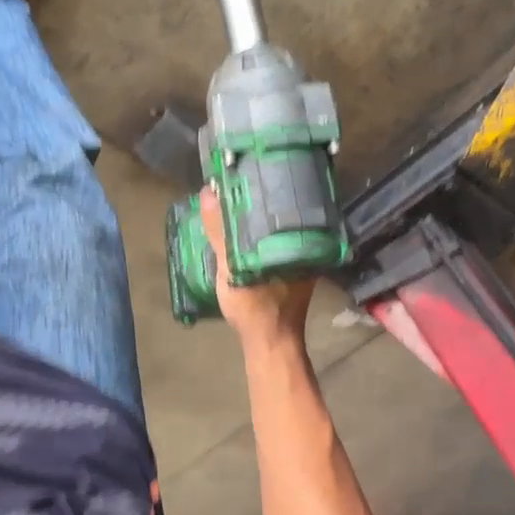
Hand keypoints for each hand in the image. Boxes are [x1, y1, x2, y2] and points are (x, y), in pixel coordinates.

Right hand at [201, 186, 313, 346]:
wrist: (269, 344)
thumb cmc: (256, 307)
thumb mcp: (232, 268)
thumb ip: (222, 233)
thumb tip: (210, 193)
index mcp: (299, 240)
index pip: (287, 201)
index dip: (270, 184)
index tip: (250, 170)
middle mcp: (304, 246)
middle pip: (283, 214)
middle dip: (262, 199)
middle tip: (238, 183)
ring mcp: (300, 261)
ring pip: (278, 230)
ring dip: (260, 219)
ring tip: (237, 203)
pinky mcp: (291, 272)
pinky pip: (276, 244)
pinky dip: (261, 236)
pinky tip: (244, 232)